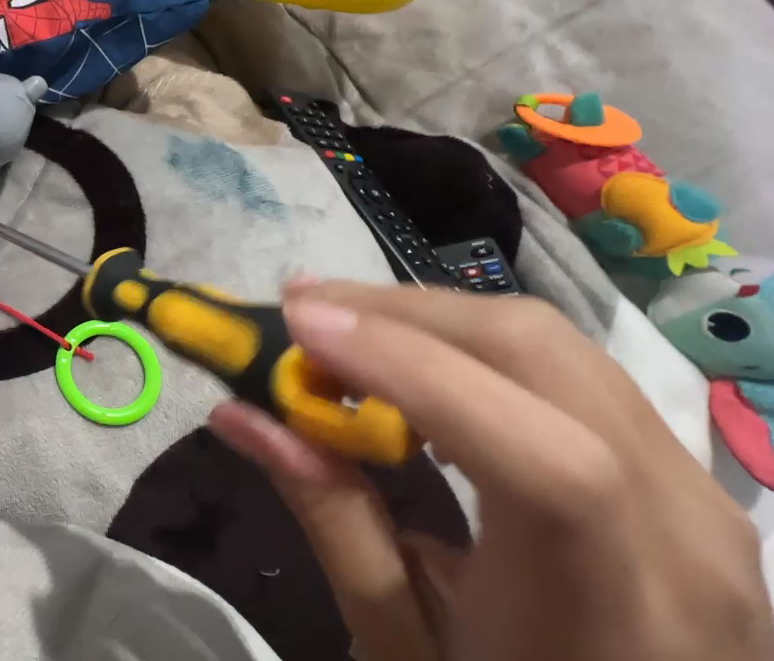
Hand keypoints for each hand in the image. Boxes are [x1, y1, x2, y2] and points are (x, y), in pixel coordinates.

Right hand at [210, 281, 771, 660]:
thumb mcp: (403, 641)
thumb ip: (331, 516)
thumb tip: (237, 413)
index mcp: (615, 609)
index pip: (542, 462)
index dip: (411, 372)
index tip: (295, 325)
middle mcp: (683, 532)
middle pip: (541, 359)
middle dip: (400, 312)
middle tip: (295, 309)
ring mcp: (698, 491)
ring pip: (553, 342)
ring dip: (428, 315)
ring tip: (336, 323)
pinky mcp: (681, 470)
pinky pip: (567, 366)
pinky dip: (470, 342)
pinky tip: (409, 361)